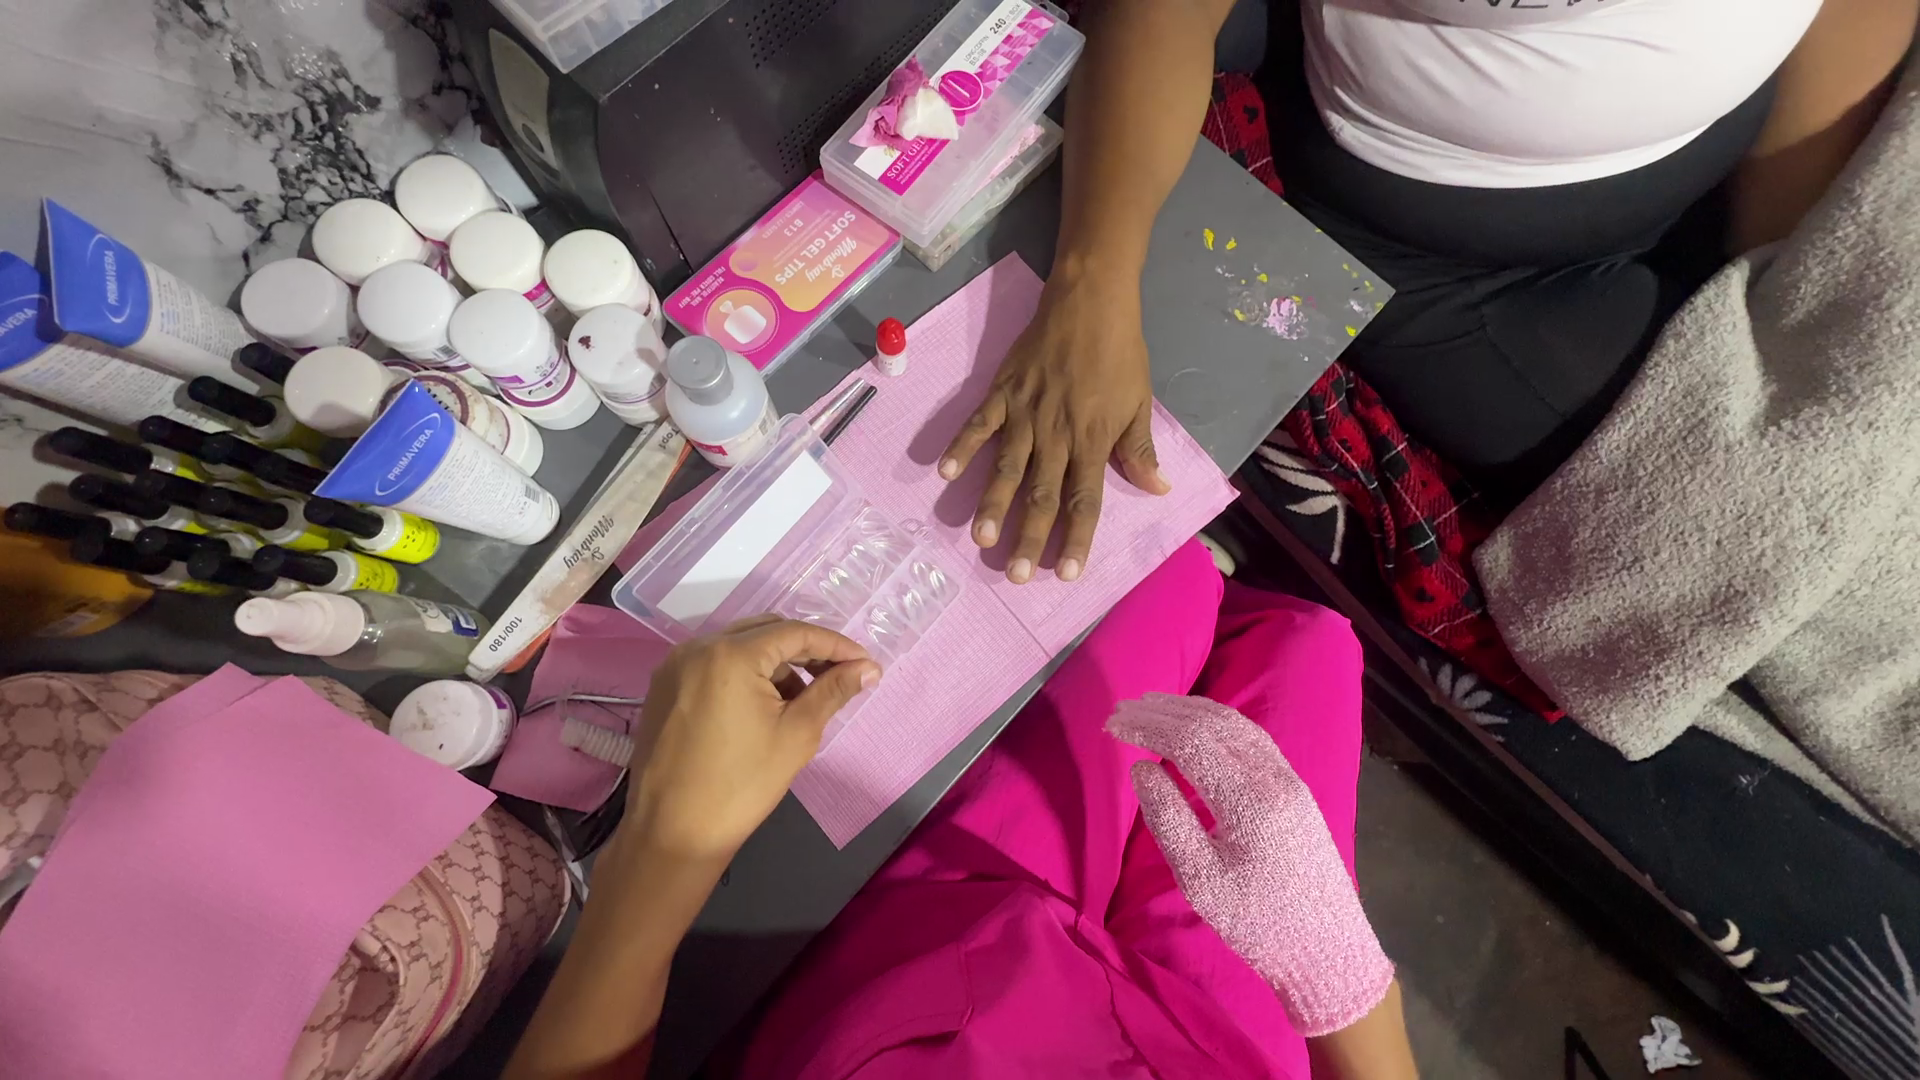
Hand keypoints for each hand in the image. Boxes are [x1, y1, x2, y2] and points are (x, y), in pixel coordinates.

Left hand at [621, 617, 880, 862]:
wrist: (672, 835)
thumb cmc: (742, 785)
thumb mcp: (797, 733)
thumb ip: (834, 690)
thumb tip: (869, 668)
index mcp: (731, 655)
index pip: (796, 632)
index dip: (835, 644)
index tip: (865, 663)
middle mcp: (698, 647)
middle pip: (767, 630)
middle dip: (806, 650)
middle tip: (839, 675)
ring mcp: (676, 665)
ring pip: (740, 645)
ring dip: (777, 662)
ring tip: (803, 697)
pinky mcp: (665, 686)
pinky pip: (716, 663)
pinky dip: (746, 673)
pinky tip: (765, 704)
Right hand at [939, 269, 1170, 583]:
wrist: (1090, 300)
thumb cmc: (1119, 354)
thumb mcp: (1140, 402)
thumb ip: (1139, 449)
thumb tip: (1157, 489)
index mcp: (1092, 441)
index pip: (1083, 500)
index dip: (1076, 539)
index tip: (1066, 574)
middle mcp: (1057, 435)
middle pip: (1042, 494)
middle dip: (1029, 537)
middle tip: (1015, 573)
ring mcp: (1025, 414)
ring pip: (1008, 467)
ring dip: (993, 504)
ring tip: (980, 537)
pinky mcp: (1001, 393)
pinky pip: (978, 424)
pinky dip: (962, 447)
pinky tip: (945, 472)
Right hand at [1107, 693, 1393, 1036]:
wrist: (1328, 950)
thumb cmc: (1258, 922)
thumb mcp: (1200, 882)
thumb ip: (1167, 820)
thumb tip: (1141, 767)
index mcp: (1249, 802)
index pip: (1189, 742)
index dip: (1147, 728)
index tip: (1112, 725)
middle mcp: (1273, 778)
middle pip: (1210, 723)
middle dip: (1161, 711)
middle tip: (1120, 709)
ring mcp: (1288, 778)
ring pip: (1233, 722)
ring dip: (1188, 708)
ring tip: (1149, 705)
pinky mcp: (1294, 785)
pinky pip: (1250, 735)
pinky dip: (1214, 719)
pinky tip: (1195, 721)